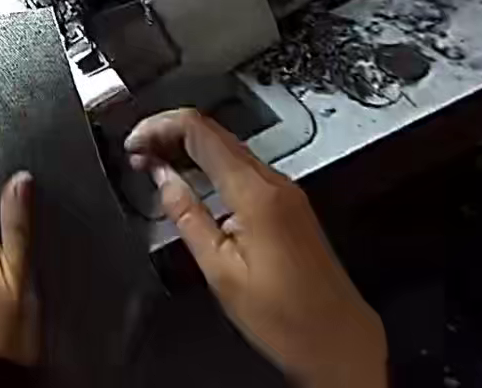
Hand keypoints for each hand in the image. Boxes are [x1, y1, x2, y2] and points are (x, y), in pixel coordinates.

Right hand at [126, 109, 385, 387]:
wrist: (347, 353)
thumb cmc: (287, 322)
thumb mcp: (221, 272)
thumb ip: (185, 213)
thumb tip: (159, 174)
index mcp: (255, 193)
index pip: (196, 129)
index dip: (157, 127)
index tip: (133, 144)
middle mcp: (273, 181)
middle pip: (209, 129)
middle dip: (165, 133)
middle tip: (137, 153)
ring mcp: (284, 189)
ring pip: (222, 143)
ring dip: (183, 145)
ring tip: (153, 165)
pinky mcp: (287, 202)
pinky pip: (236, 162)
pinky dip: (204, 160)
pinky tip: (187, 179)